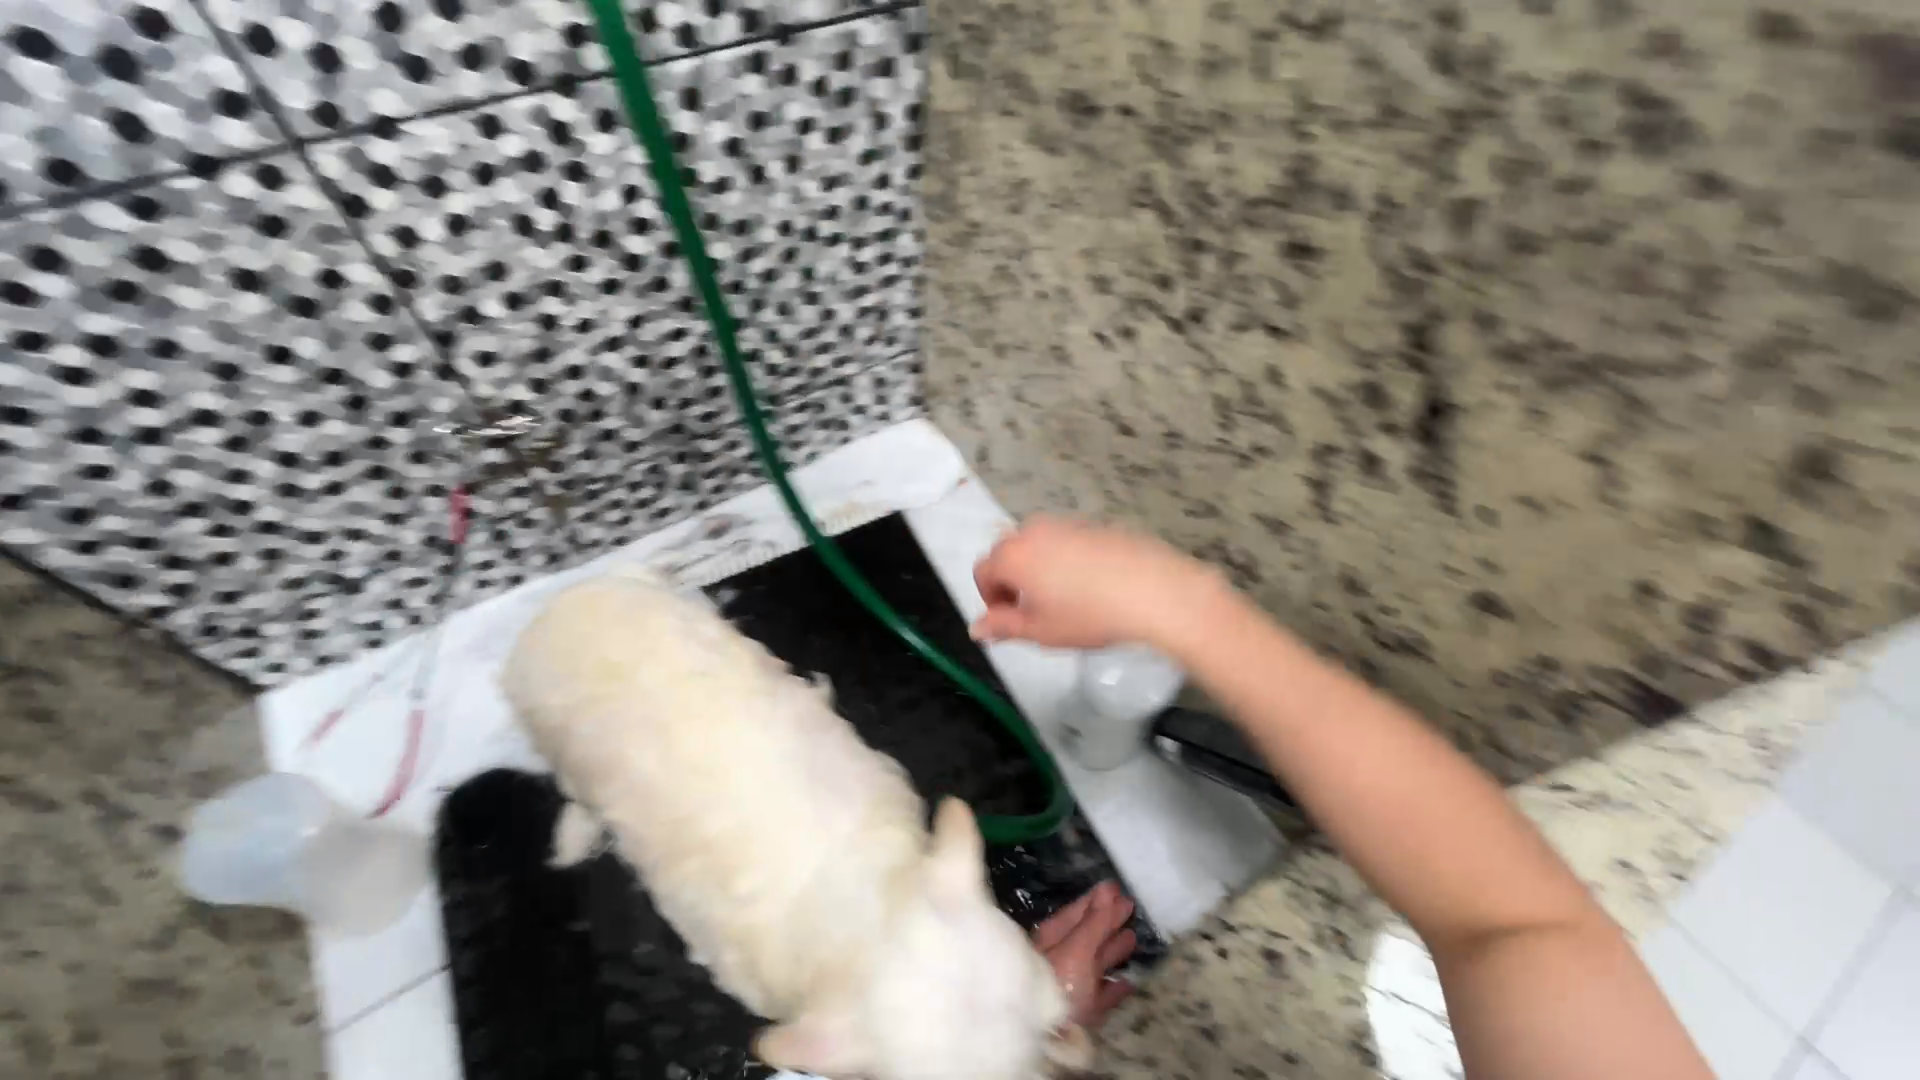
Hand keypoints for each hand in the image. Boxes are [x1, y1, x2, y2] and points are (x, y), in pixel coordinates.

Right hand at [970, 518, 1228, 651]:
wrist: (1152, 590)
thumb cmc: (1090, 614)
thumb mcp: (1041, 631)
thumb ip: (1003, 626)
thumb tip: (978, 628)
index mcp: (1013, 555)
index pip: (982, 571)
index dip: (989, 598)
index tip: (1006, 619)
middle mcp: (1034, 531)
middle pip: (1008, 553)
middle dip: (1012, 581)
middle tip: (1032, 611)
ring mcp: (1066, 524)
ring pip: (1038, 545)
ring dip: (1038, 569)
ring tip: (1062, 599)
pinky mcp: (1094, 525)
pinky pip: (1066, 541)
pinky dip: (1065, 560)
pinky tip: (1089, 586)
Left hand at [1032, 881, 1137, 1029]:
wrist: (1047, 1039)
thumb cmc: (1056, 981)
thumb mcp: (1076, 948)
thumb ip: (1094, 922)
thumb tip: (1107, 889)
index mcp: (1053, 939)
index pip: (1077, 913)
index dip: (1096, 900)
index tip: (1114, 886)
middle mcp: (1061, 960)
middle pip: (1088, 936)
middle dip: (1107, 921)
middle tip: (1129, 906)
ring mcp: (1072, 988)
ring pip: (1096, 964)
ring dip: (1113, 951)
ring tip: (1132, 937)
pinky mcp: (1083, 1016)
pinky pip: (1102, 997)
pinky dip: (1114, 989)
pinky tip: (1128, 983)